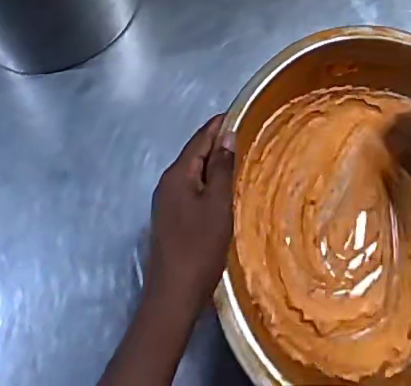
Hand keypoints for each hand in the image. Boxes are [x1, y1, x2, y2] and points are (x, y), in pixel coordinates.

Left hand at [145, 114, 236, 311]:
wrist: (173, 296)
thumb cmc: (199, 247)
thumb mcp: (218, 204)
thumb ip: (222, 168)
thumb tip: (227, 136)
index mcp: (177, 174)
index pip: (200, 139)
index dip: (219, 125)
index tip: (238, 113)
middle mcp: (167, 183)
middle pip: (195, 153)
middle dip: (217, 142)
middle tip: (244, 133)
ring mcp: (166, 202)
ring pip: (193, 171)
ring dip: (213, 163)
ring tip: (238, 157)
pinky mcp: (170, 218)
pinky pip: (191, 187)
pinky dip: (207, 180)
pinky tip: (222, 187)